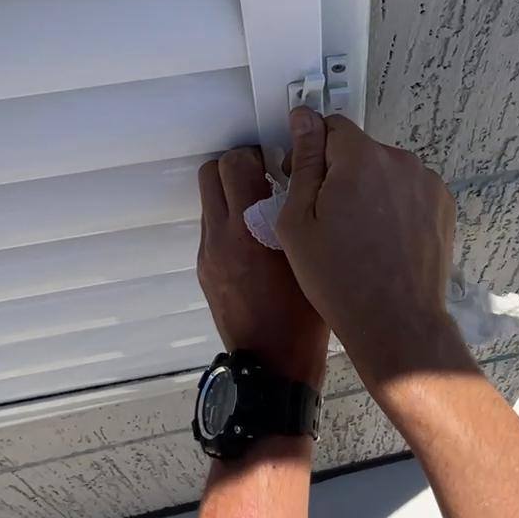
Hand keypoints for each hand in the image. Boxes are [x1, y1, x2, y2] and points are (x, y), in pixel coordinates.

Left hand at [196, 148, 329, 388]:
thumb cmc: (302, 314)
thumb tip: (301, 183)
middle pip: (211, 172)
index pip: (236, 163)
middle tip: (261, 176)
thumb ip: (301, 214)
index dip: (255, 154)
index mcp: (252, 227)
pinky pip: (211, 228)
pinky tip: (254, 239)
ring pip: (209, 200)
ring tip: (259, 208)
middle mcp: (222, 235)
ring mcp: (209, 253)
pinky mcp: (205, 269)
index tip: (273, 162)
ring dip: (230, 193)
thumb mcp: (313, 254)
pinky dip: (228, 221)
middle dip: (235, 166)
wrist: (273, 363)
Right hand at [275, 108, 470, 388]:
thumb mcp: (298, 221)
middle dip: (341, 172)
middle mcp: (400, 160)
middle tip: (329, 218)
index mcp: (361, 158)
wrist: (396, 323)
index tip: (304, 182)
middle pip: (359, 149)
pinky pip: (408, 189)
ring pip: (384, 170)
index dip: (312, 151)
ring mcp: (426, 181)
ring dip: (370, 187)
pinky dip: (394, 204)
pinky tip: (384, 239)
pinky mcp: (443, 203)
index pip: (331, 126)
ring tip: (360, 234)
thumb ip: (303, 162)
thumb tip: (303, 117)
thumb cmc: (339, 278)